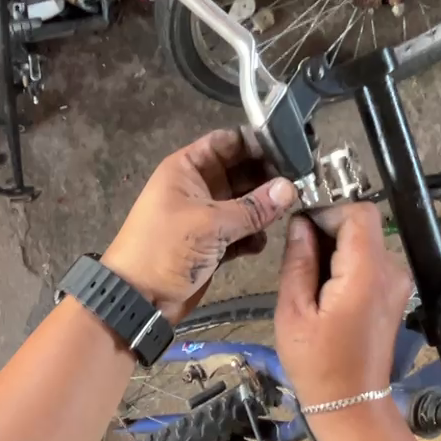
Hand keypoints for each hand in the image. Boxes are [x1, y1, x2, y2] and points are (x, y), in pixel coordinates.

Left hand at [102, 129, 296, 321]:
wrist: (139, 298)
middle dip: (268, 177)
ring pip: (243, 204)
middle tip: (301, 182)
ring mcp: (205, 217)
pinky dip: (251, 236)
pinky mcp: (211, 245)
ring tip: (288, 213)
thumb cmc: (165, 249)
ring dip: (263, 209)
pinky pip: (239, 233)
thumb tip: (289, 189)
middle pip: (240, 172)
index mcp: (187, 169)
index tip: (290, 149)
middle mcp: (198, 187)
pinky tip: (262, 242)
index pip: (227, 142)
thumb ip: (252, 207)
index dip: (257, 143)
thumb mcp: (210, 223)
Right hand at [275, 204, 413, 412]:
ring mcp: (398, 284)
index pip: (358, 212)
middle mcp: (392, 271)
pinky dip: (347, 267)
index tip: (301, 231)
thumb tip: (300, 226)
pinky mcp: (395, 295)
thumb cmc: (317, 365)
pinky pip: (370, 264)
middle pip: (363, 226)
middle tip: (299, 261)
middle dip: (329, 233)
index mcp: (366, 273)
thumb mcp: (292, 312)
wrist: (350, 402)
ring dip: (336, 252)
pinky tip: (326, 293)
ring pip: (365, 243)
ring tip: (310, 282)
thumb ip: (297, 262)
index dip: (327, 212)